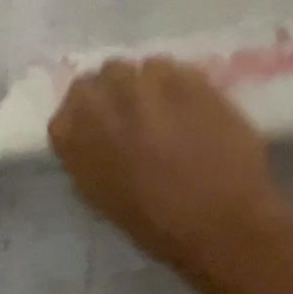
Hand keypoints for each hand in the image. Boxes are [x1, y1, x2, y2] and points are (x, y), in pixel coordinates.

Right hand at [47, 57, 291, 290]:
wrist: (220, 226)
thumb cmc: (155, 224)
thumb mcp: (99, 195)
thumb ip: (86, 155)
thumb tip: (94, 137)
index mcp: (73, 133)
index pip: (71, 104)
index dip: (90, 113)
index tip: (106, 126)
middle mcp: (103, 99)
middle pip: (104, 76)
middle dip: (118, 91)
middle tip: (137, 115)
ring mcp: (146, 85)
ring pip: (142, 67)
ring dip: (150, 85)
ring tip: (169, 111)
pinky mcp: (189, 79)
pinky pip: (177, 70)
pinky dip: (181, 86)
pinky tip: (194, 110)